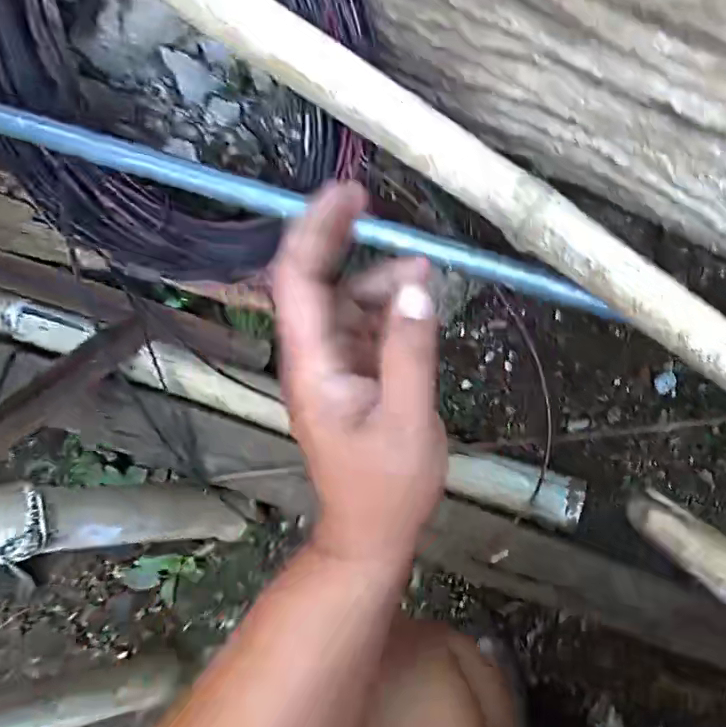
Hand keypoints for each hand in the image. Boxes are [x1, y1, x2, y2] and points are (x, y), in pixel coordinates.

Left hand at [269, 182, 446, 565]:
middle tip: (376, 204)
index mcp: (313, 365)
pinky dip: (394, 309)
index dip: (316, 231)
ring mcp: (335, 365)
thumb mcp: (407, 419)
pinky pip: (370, 327)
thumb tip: (417, 287)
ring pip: (350, 302)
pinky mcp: (357, 375)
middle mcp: (315, 356)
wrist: (373, 532)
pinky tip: (421, 304)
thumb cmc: (386, 486)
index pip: (298, 281)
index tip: (348, 195)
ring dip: (383, 281)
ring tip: (427, 274)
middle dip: (344, 240)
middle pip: (319, 282)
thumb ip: (411, 351)